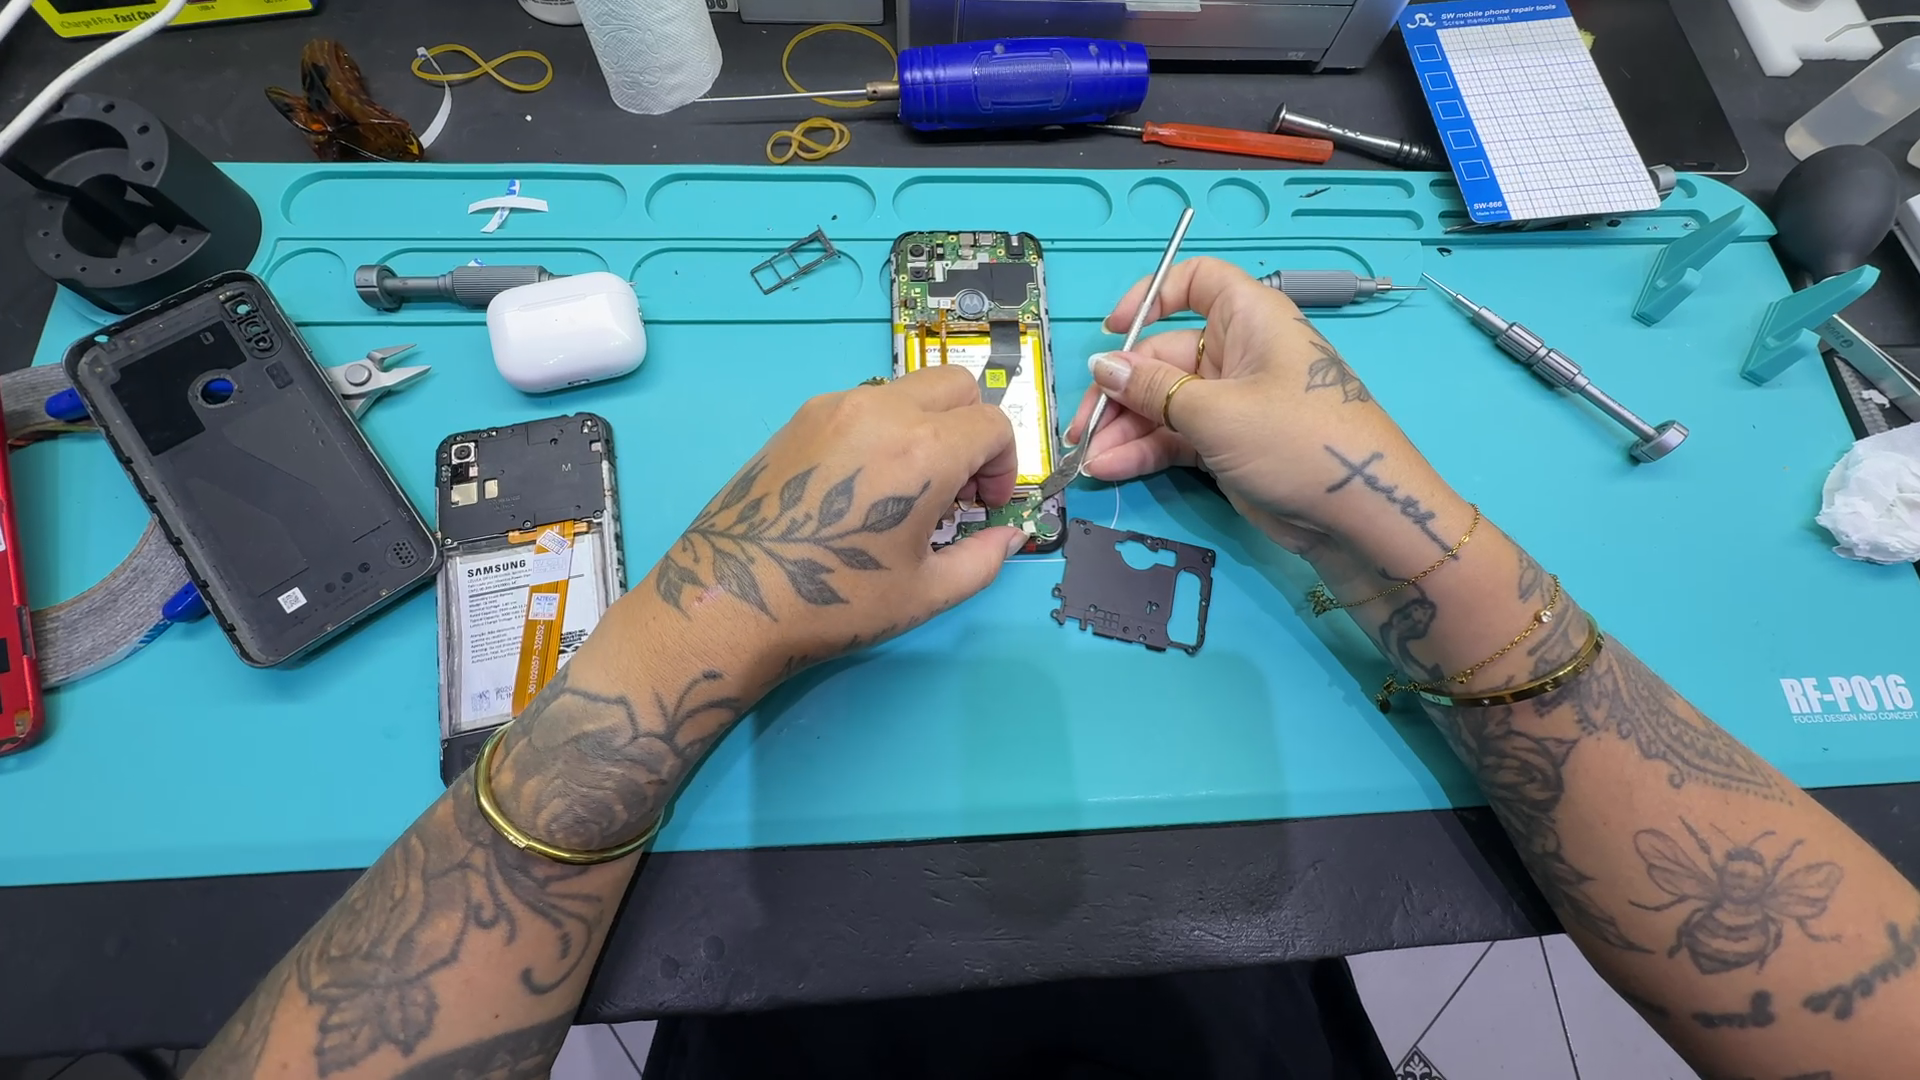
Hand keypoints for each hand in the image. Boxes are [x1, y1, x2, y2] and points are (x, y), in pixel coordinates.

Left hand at [644, 365, 1026, 676]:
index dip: (1005, 465)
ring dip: (931, 425)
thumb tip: (1010, 536)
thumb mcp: (927, 593)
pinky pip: (867, 401)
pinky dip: (889, 426)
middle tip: (957, 488)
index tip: (986, 506)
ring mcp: (835, 406)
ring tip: (908, 487)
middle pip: (957, 386)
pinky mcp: (801, 416)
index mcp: (922, 451)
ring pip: (910, 389)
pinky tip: (864, 483)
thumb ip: (984, 559)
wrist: (730, 600)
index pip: (993, 425)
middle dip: (974, 431)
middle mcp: (881, 410)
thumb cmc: (837, 603)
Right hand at [1067, 257, 1469, 569]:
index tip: (1113, 330)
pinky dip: (1141, 452)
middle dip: (1118, 393)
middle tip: (1082, 429)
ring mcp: (1228, 402)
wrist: (1357, 516)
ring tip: (1087, 459)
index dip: (1152, 296)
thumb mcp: (1215, 412)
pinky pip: (1171, 438)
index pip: (1197, 283)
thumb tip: (1101, 366)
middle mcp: (1235, 354)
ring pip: (1160, 404)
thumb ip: (1151, 390)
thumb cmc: (1295, 440)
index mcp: (1249, 320)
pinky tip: (1108, 469)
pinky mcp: (1223, 444)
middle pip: (1161, 358)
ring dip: (1122, 430)